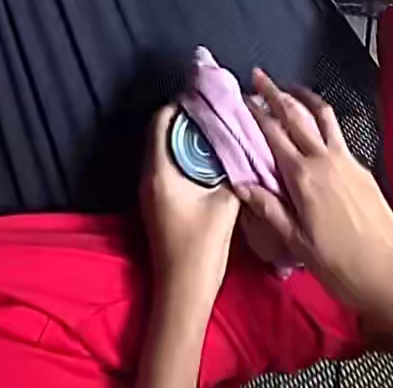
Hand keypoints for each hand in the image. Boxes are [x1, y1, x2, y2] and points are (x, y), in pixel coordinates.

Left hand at [141, 105, 239, 299]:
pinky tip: (207, 159)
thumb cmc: (200, 249)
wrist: (183, 294)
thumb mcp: (225, 205)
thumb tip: (244, 147)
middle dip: (184, 118)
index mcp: (159, 171)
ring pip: (163, 148)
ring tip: (213, 130)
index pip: (160, 121)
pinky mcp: (157, 201)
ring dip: (184, 137)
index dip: (179, 105)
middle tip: (212, 111)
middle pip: (160, 132)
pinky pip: (166, 164)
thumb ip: (234, 172)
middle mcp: (148, 176)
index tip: (203, 98)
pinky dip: (183, 154)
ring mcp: (150, 190)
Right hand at [235, 70, 392, 317]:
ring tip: (290, 87)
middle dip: (275, 92)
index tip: (243, 96)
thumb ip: (268, 208)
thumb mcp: (297, 243)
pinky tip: (316, 125)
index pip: (273, 133)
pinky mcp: (362, 167)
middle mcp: (323, 159)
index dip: (256, 112)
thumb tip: (240, 183)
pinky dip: (322, 118)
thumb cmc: (342, 265)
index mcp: (302, 176)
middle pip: (296, 114)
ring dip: (303, 97)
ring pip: (322, 115)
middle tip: (259, 75)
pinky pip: (337, 132)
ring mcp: (346, 160)